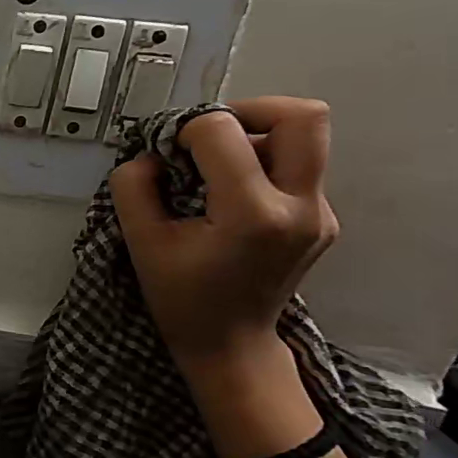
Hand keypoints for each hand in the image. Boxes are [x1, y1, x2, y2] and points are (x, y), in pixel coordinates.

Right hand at [111, 97, 338, 380]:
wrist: (232, 347)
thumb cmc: (183, 300)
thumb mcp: (141, 243)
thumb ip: (134, 186)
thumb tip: (153, 154)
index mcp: (252, 215)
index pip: (222, 131)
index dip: (185, 130)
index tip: (168, 156)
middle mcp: (300, 208)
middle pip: (302, 115)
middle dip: (248, 111)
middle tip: (211, 135)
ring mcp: (321, 214)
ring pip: (304, 136)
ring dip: (256, 136)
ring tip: (220, 167)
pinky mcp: (323, 218)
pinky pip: (299, 165)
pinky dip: (263, 163)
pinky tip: (233, 193)